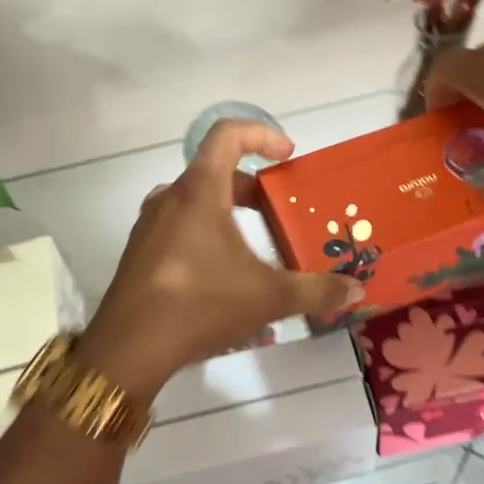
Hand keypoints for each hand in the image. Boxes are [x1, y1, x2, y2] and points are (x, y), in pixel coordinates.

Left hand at [73, 120, 361, 400]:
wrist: (129, 348)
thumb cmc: (200, 305)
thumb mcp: (267, 297)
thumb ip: (314, 290)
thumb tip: (355, 290)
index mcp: (199, 190)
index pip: (227, 134)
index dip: (262, 134)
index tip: (288, 155)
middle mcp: (170, 198)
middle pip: (214, 171)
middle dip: (253, 187)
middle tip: (282, 210)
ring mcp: (150, 226)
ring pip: (196, 202)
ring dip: (229, 213)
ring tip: (258, 244)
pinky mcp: (140, 253)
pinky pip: (179, 228)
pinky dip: (207, 235)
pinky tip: (225, 274)